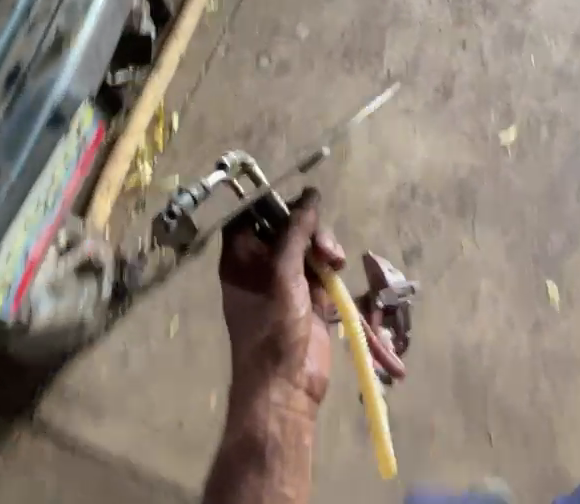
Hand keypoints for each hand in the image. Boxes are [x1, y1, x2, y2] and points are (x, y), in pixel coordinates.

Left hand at [218, 189, 406, 410]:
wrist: (287, 385)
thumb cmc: (271, 327)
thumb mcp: (282, 273)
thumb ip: (296, 232)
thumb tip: (310, 195)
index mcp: (241, 256)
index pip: (252, 214)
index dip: (272, 201)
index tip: (298, 197)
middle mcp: (262, 263)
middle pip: (287, 225)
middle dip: (309, 227)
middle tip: (322, 244)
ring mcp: (287, 278)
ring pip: (308, 243)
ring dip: (324, 245)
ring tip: (334, 261)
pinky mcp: (310, 293)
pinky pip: (321, 264)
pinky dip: (331, 263)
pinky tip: (338, 268)